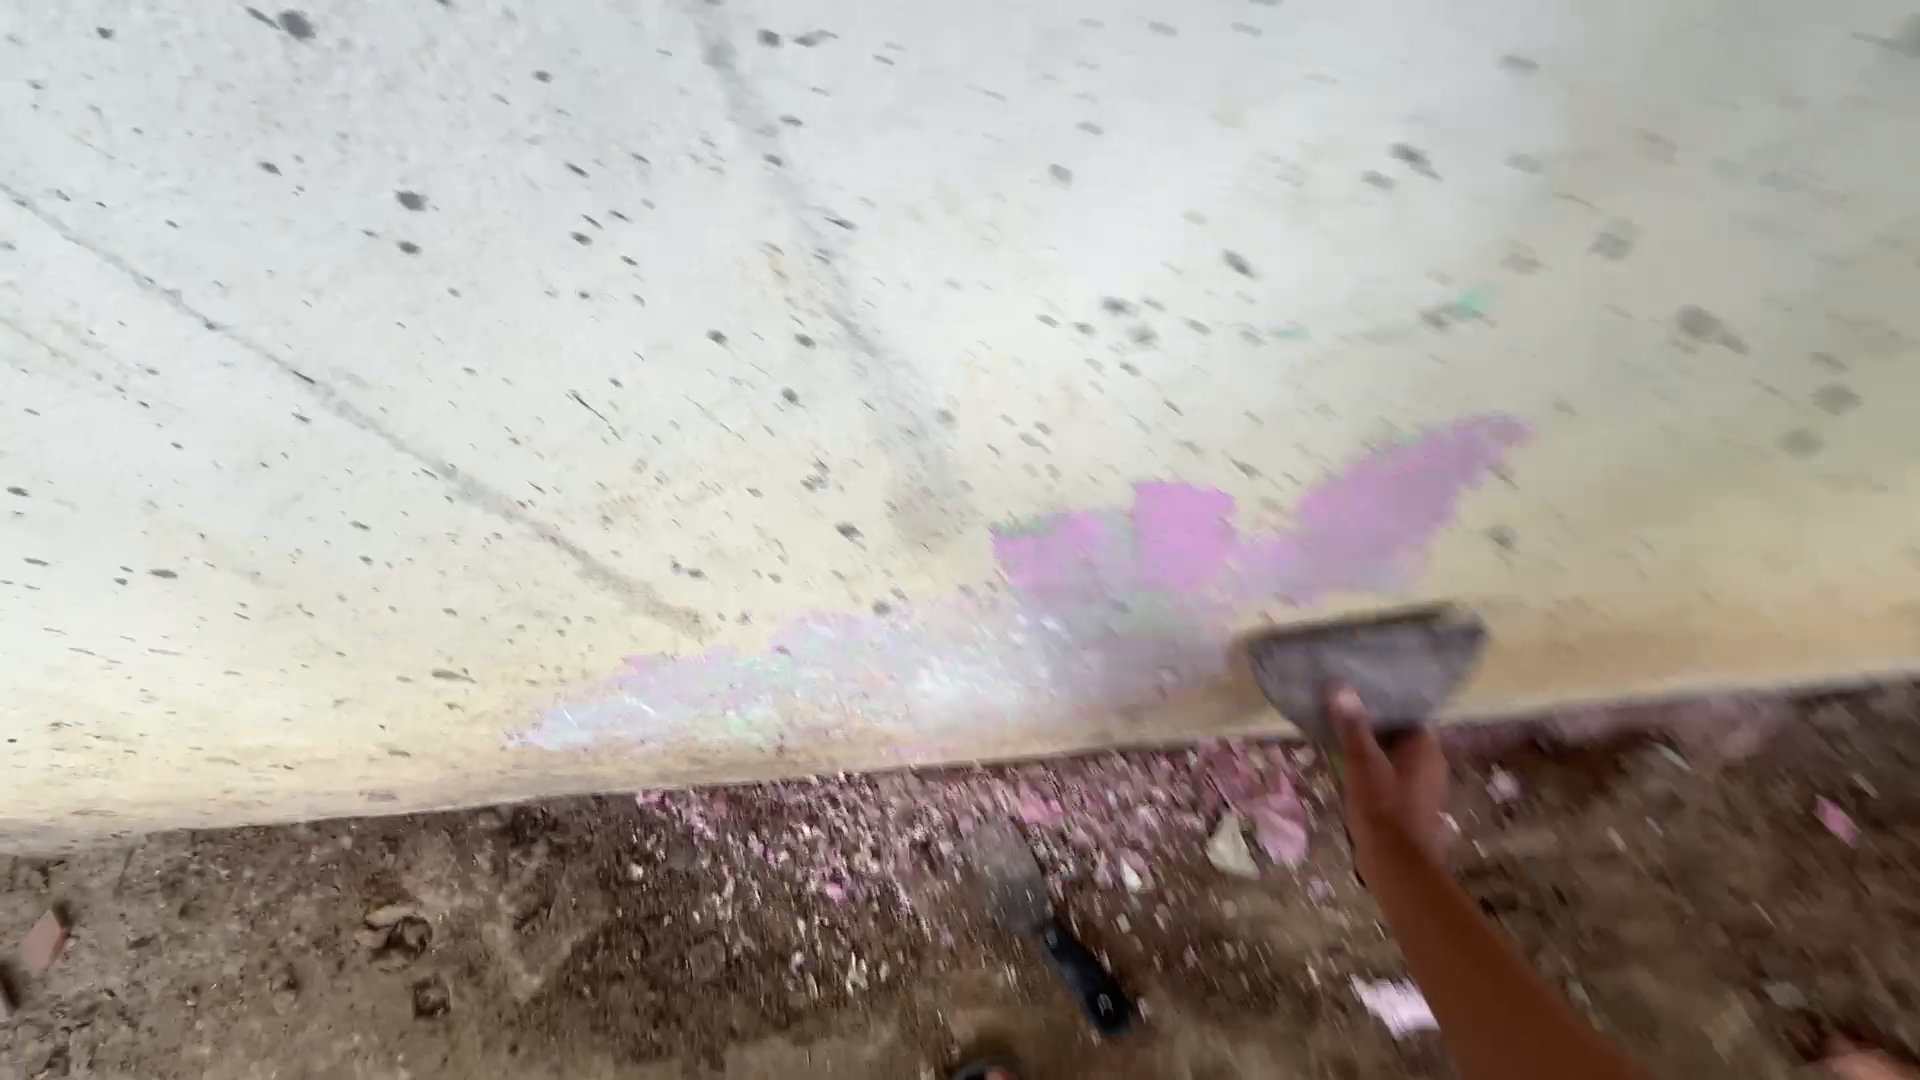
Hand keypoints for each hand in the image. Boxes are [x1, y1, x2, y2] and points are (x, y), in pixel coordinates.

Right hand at [1331, 684, 1450, 859]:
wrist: (1396, 864)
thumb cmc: (1382, 807)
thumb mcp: (1362, 761)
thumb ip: (1353, 725)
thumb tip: (1341, 686)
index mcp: (1427, 748)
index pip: (1409, 712)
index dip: (1385, 699)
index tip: (1358, 688)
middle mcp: (1432, 764)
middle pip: (1401, 732)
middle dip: (1375, 721)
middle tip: (1342, 706)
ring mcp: (1423, 786)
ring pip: (1396, 754)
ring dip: (1373, 745)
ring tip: (1341, 730)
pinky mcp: (1412, 804)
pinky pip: (1393, 773)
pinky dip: (1375, 765)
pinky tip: (1350, 765)